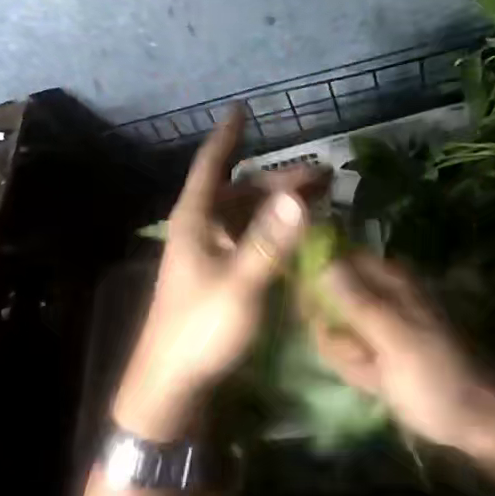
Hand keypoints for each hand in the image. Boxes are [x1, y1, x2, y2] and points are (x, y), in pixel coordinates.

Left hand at [114, 110, 315, 440]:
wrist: (170, 385)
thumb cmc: (200, 330)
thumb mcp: (239, 284)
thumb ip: (269, 242)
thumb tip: (298, 196)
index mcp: (195, 220)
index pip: (211, 165)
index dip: (227, 136)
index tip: (242, 109)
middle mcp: (198, 229)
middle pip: (240, 192)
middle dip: (279, 180)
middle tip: (324, 176)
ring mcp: (205, 255)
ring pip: (245, 217)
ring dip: (277, 206)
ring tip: (319, 201)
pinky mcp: (214, 278)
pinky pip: (246, 240)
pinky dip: (271, 232)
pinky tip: (294, 236)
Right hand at [312, 253, 494, 461]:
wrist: (472, 424)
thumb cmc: (436, 376)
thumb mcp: (394, 338)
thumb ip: (357, 301)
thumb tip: (322, 263)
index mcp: (387, 280)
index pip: (334, 259)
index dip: (316, 281)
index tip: (309, 310)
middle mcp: (378, 294)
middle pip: (326, 297)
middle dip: (332, 330)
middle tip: (355, 352)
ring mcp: (375, 325)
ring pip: (331, 328)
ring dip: (344, 354)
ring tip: (372, 371)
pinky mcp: (373, 352)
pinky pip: (343, 353)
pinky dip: (353, 370)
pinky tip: (374, 383)